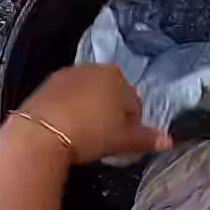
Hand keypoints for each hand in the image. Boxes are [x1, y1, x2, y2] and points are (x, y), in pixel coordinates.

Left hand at [15, 64, 171, 163]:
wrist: (40, 134)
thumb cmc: (88, 134)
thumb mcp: (121, 140)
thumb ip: (145, 138)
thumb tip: (169, 140)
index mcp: (116, 77)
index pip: (133, 102)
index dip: (130, 124)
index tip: (121, 141)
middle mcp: (92, 69)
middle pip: (109, 94)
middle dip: (109, 114)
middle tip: (103, 138)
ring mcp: (66, 75)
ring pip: (86, 94)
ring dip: (88, 110)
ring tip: (83, 134)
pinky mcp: (45, 85)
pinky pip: (65, 97)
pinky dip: (68, 109)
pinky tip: (64, 128)